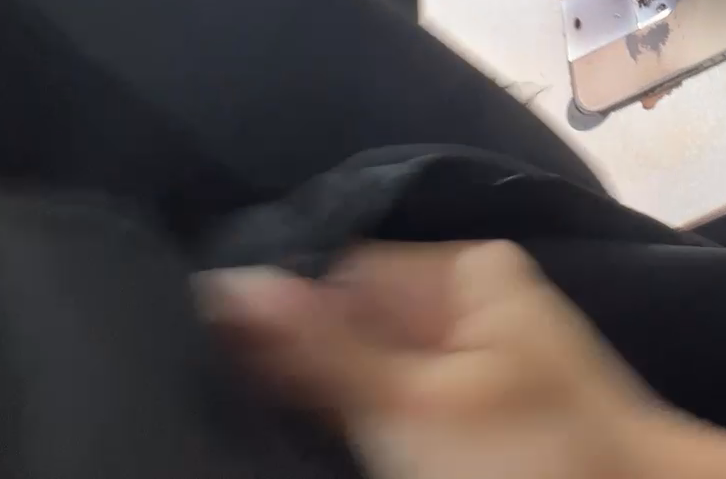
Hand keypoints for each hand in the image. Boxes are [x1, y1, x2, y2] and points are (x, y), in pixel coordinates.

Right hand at [201, 241, 664, 478]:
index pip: (341, 270)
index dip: (273, 314)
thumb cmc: (534, 456)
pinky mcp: (459, 403)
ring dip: (313, 399)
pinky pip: (388, 398)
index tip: (190, 355)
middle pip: (349, 319)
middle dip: (289, 363)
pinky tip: (298, 441)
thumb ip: (324, 350)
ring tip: (233, 420)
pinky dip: (351, 422)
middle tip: (204, 399)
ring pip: (361, 365)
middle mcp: (458, 297)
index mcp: (461, 270)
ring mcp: (460, 352)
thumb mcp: (418, 404)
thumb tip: (229, 284)